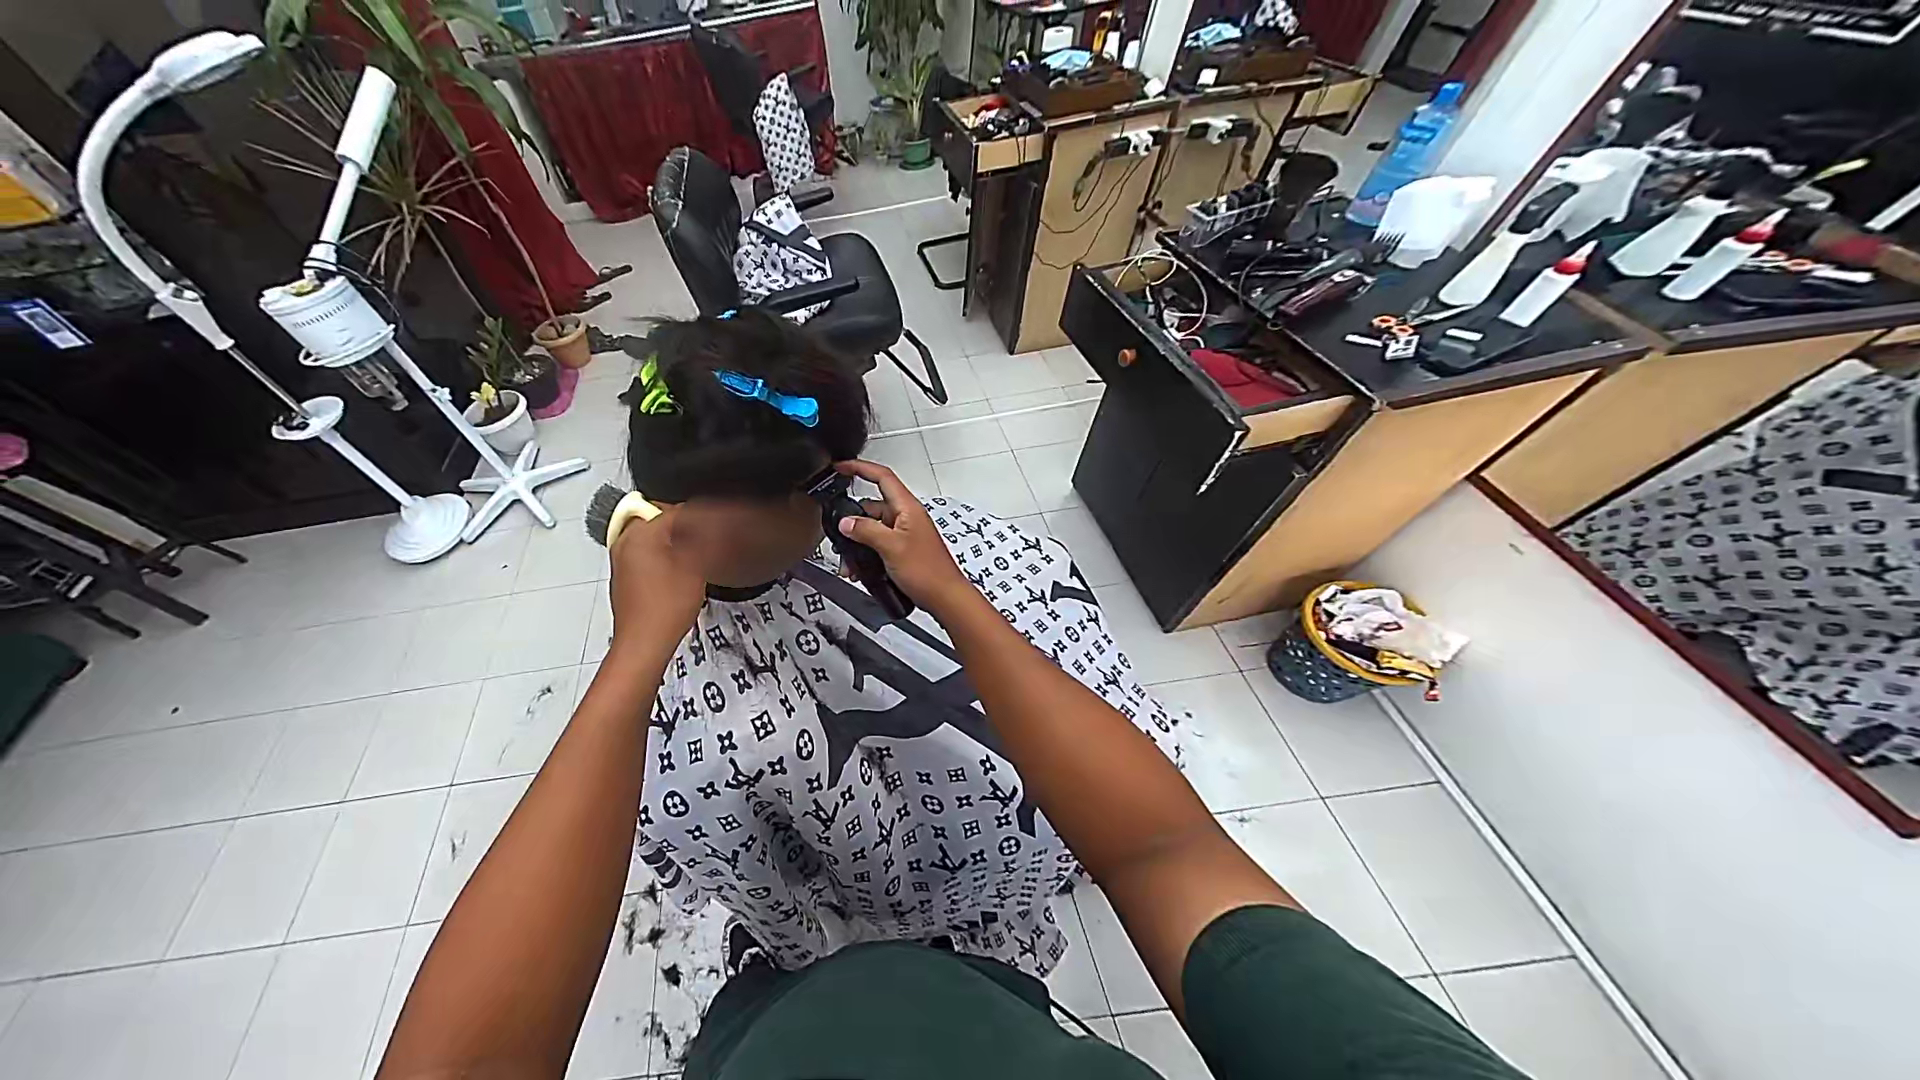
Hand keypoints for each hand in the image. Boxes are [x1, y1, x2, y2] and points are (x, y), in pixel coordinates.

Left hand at [607, 503, 705, 654]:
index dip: (697, 516)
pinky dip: (662, 555)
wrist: (645, 641)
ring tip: (690, 558)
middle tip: (700, 541)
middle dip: (681, 526)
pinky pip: (645, 552)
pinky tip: (677, 573)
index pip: (673, 508)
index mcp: (640, 533)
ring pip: (652, 535)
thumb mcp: (695, 565)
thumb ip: (699, 535)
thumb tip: (704, 519)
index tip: (711, 527)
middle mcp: (625, 541)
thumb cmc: (664, 609)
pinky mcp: (624, 574)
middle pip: (658, 518)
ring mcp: (621, 558)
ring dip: (672, 541)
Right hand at [834, 460, 975, 614]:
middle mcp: (907, 517)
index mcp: (907, 508)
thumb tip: (847, 522)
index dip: (860, 468)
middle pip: (872, 507)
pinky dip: (867, 553)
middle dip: (853, 521)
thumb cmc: (929, 572)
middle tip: (841, 535)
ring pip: (873, 528)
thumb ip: (866, 531)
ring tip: (851, 562)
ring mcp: (905, 534)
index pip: (882, 477)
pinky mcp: (903, 549)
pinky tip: (862, 569)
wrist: (944, 597)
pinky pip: (879, 544)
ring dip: (859, 542)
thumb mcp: (891, 547)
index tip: (841, 467)